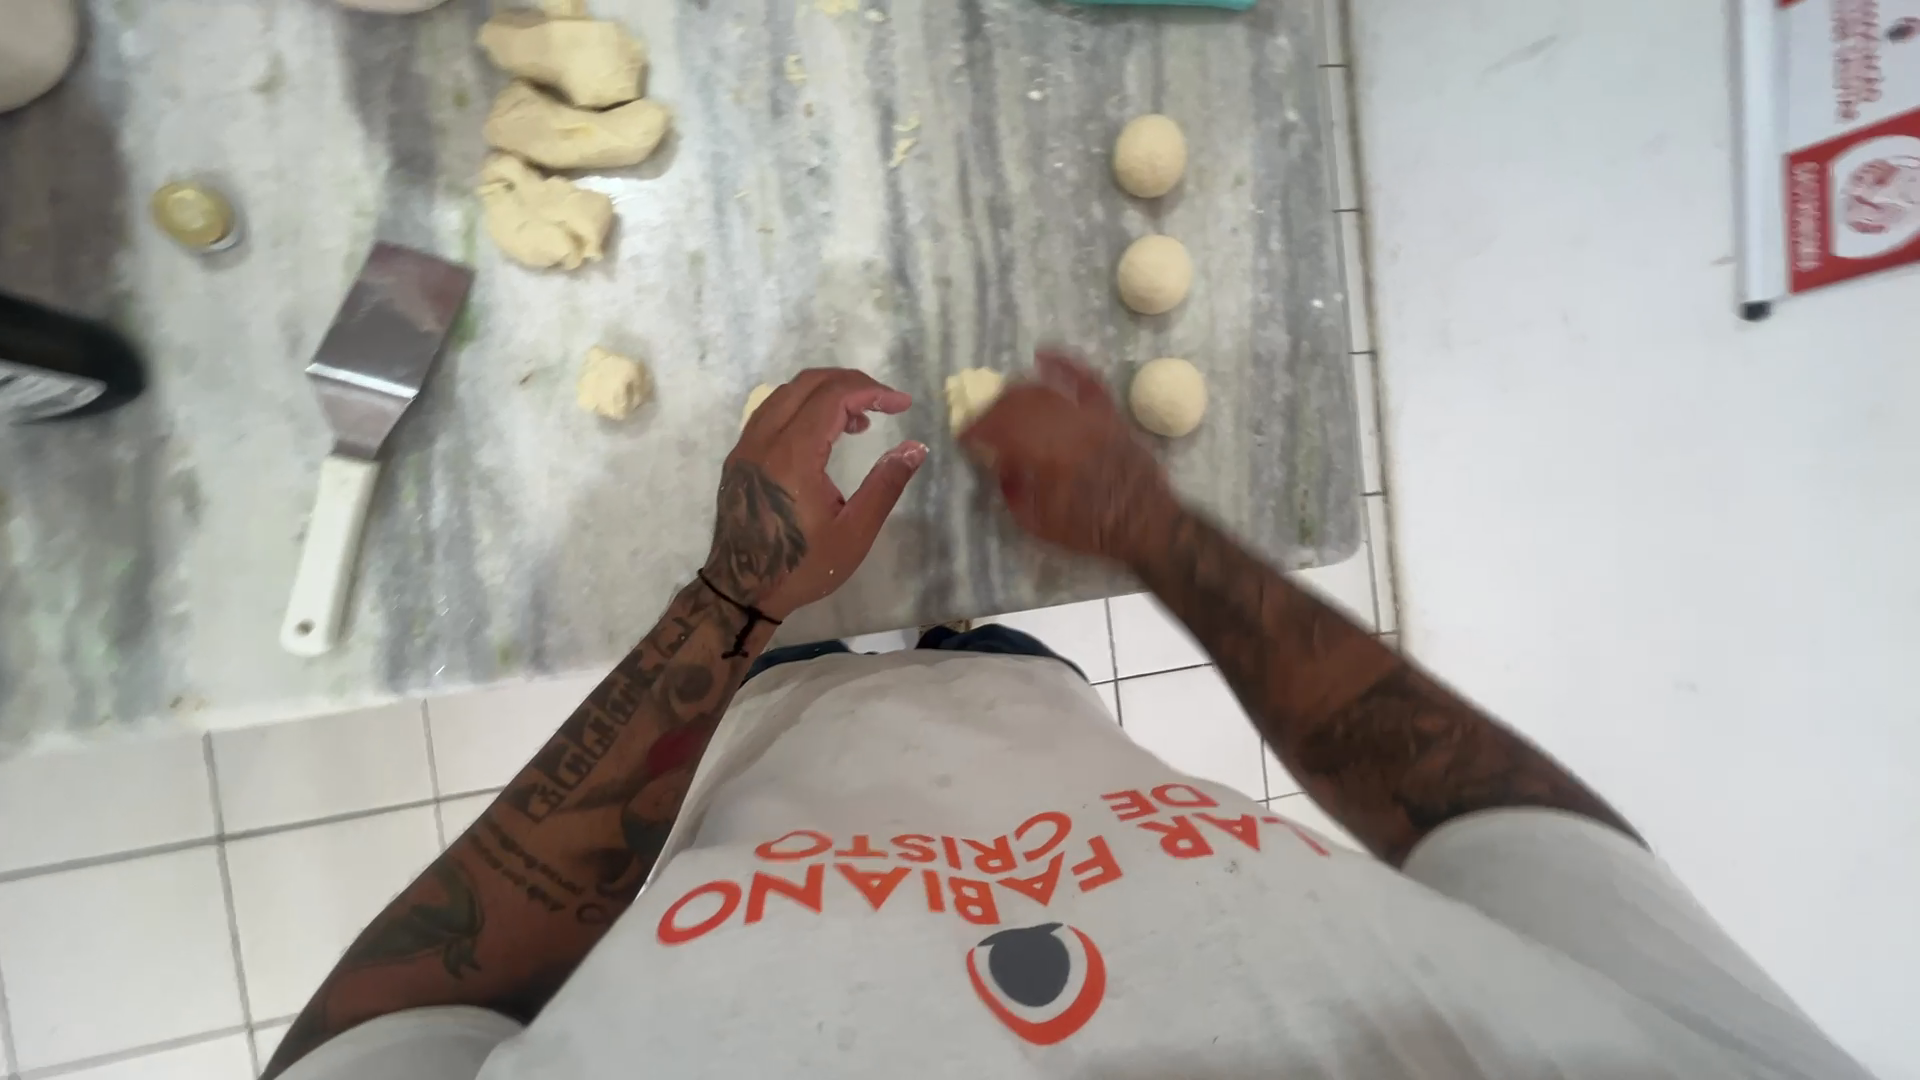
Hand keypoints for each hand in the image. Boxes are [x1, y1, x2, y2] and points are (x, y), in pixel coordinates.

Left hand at [704, 368, 927, 620]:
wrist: (741, 590)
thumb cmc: (803, 566)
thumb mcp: (855, 532)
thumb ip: (885, 484)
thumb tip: (916, 448)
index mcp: (793, 455)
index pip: (834, 397)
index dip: (873, 392)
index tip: (903, 404)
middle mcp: (764, 440)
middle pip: (808, 384)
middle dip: (851, 383)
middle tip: (884, 402)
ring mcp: (746, 447)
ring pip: (785, 394)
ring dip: (825, 394)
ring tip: (859, 421)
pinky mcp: (739, 458)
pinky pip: (771, 413)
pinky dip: (802, 408)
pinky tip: (823, 435)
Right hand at [959, 350, 1174, 563]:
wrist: (1145, 521)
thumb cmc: (1091, 530)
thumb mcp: (1038, 523)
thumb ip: (1012, 490)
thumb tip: (998, 463)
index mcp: (1044, 458)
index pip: (998, 430)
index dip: (975, 430)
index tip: (964, 437)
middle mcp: (1065, 428)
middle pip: (1017, 404)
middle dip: (992, 411)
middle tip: (982, 423)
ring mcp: (1089, 416)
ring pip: (1044, 390)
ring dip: (1017, 391)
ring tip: (1004, 400)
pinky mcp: (1108, 412)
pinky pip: (1084, 379)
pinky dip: (1062, 364)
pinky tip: (1041, 356)